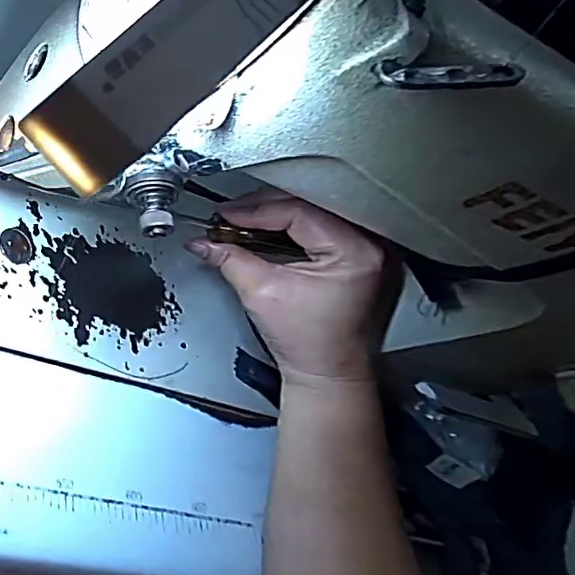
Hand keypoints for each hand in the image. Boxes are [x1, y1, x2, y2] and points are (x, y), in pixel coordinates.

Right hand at [185, 190, 389, 384]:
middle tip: (228, 215)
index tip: (225, 216)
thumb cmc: (309, 341)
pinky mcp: (358, 255)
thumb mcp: (260, 292)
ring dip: (274, 214)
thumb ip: (230, 258)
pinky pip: (319, 226)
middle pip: (307, 206)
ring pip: (313, 212)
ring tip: (242, 221)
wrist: (327, 369)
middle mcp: (371, 245)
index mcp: (355, 252)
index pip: (297, 212)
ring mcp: (367, 249)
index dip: (254, 211)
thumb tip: (204, 241)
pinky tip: (264, 230)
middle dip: (261, 208)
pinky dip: (288, 226)